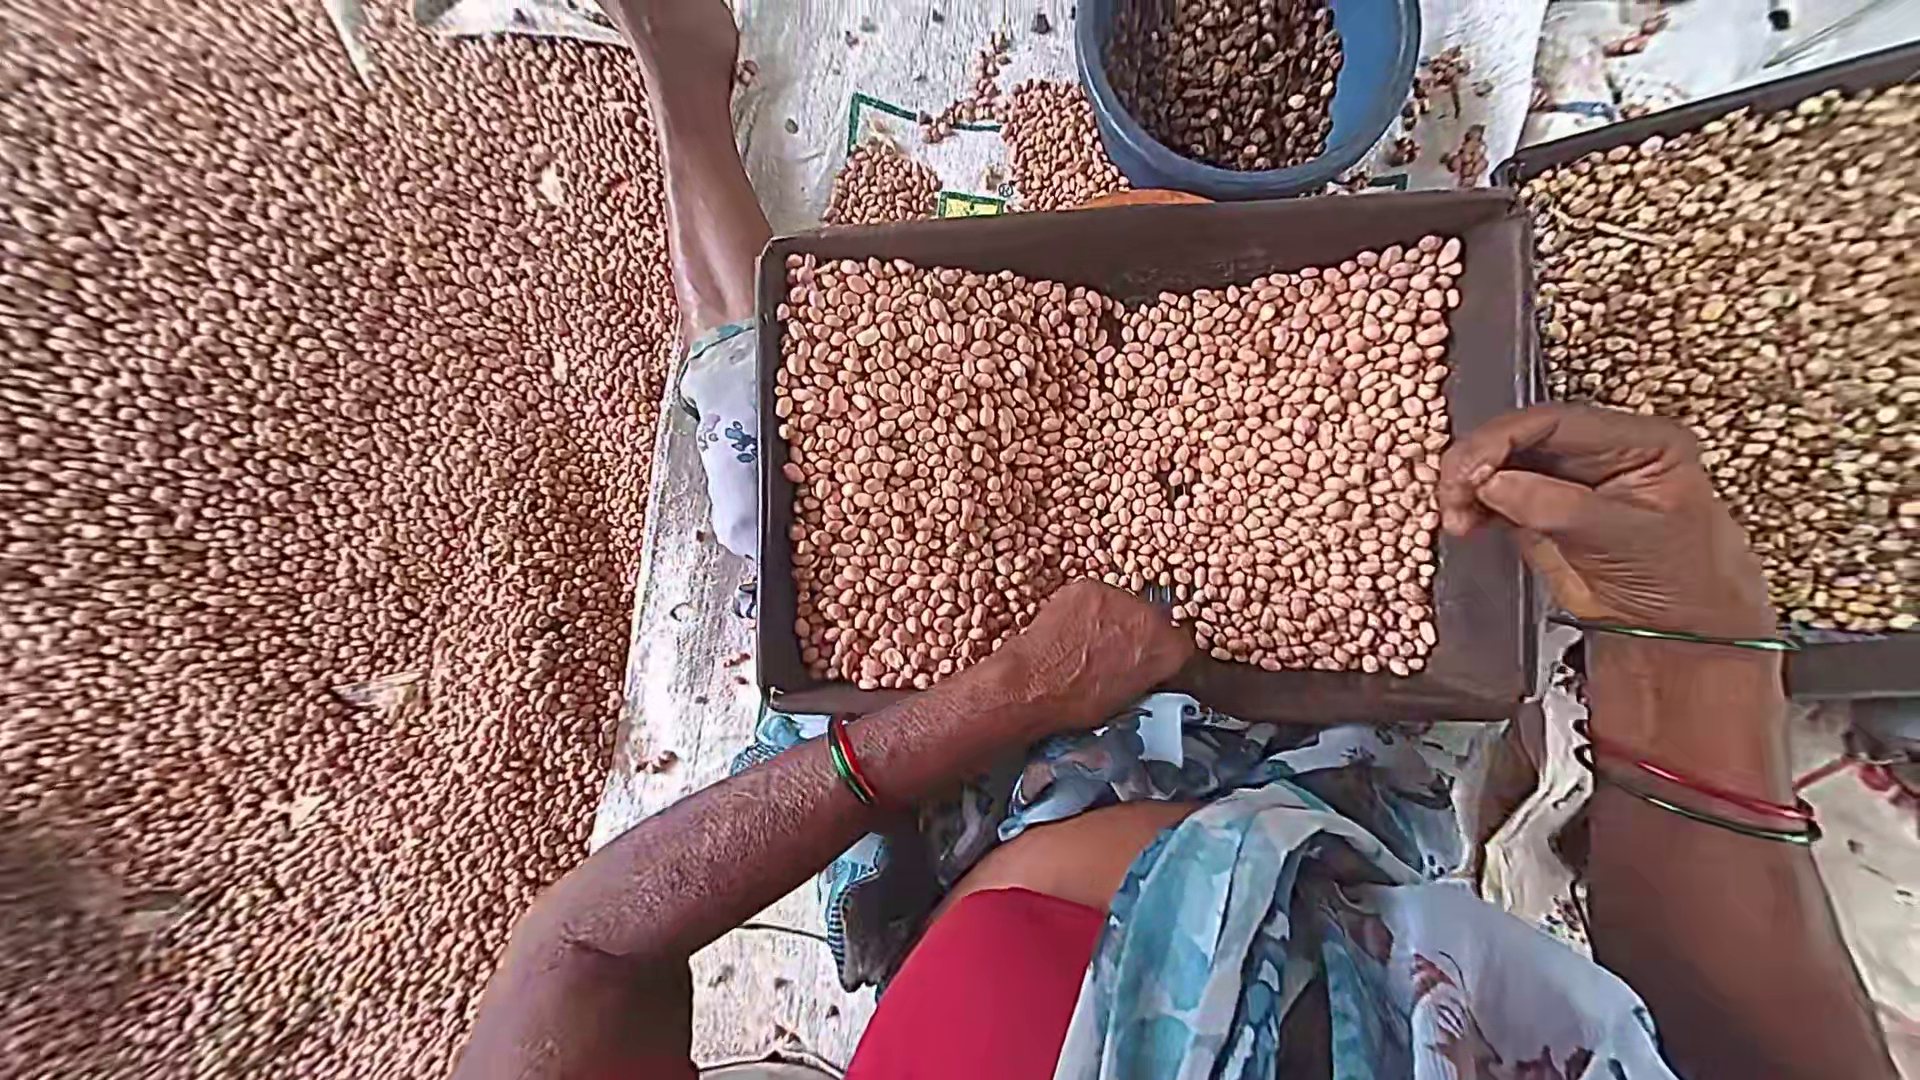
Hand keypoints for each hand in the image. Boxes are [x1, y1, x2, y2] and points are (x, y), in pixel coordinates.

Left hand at [996, 580, 1194, 731]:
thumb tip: (1143, 665)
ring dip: (1108, 617)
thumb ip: (1146, 672)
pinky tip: (1071, 628)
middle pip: (1149, 618)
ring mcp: (1117, 597)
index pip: (1177, 641)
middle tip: (1110, 648)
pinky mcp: (1088, 586)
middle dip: (1133, 631)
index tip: (1145, 654)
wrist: (1037, 684)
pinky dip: (1084, 608)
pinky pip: (1092, 595)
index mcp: (1168, 649)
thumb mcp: (1129, 698)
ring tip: (1086, 640)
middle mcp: (1149, 617)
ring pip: (1119, 604)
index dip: (1158, 649)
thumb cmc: (1079, 701)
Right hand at [1438, 404, 1774, 638]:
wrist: (1669, 624)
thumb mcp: (1625, 539)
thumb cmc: (1677, 579)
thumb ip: (1558, 507)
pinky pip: (1483, 490)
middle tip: (1452, 500)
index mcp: (1638, 442)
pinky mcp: (1529, 501)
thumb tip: (1491, 482)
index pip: (1553, 422)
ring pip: (1489, 462)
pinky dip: (1464, 505)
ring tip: (1458, 522)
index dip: (1498, 441)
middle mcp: (1594, 450)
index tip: (1469, 476)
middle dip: (1471, 466)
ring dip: (1461, 489)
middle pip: (1511, 437)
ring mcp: (1559, 475)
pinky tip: (1465, 526)